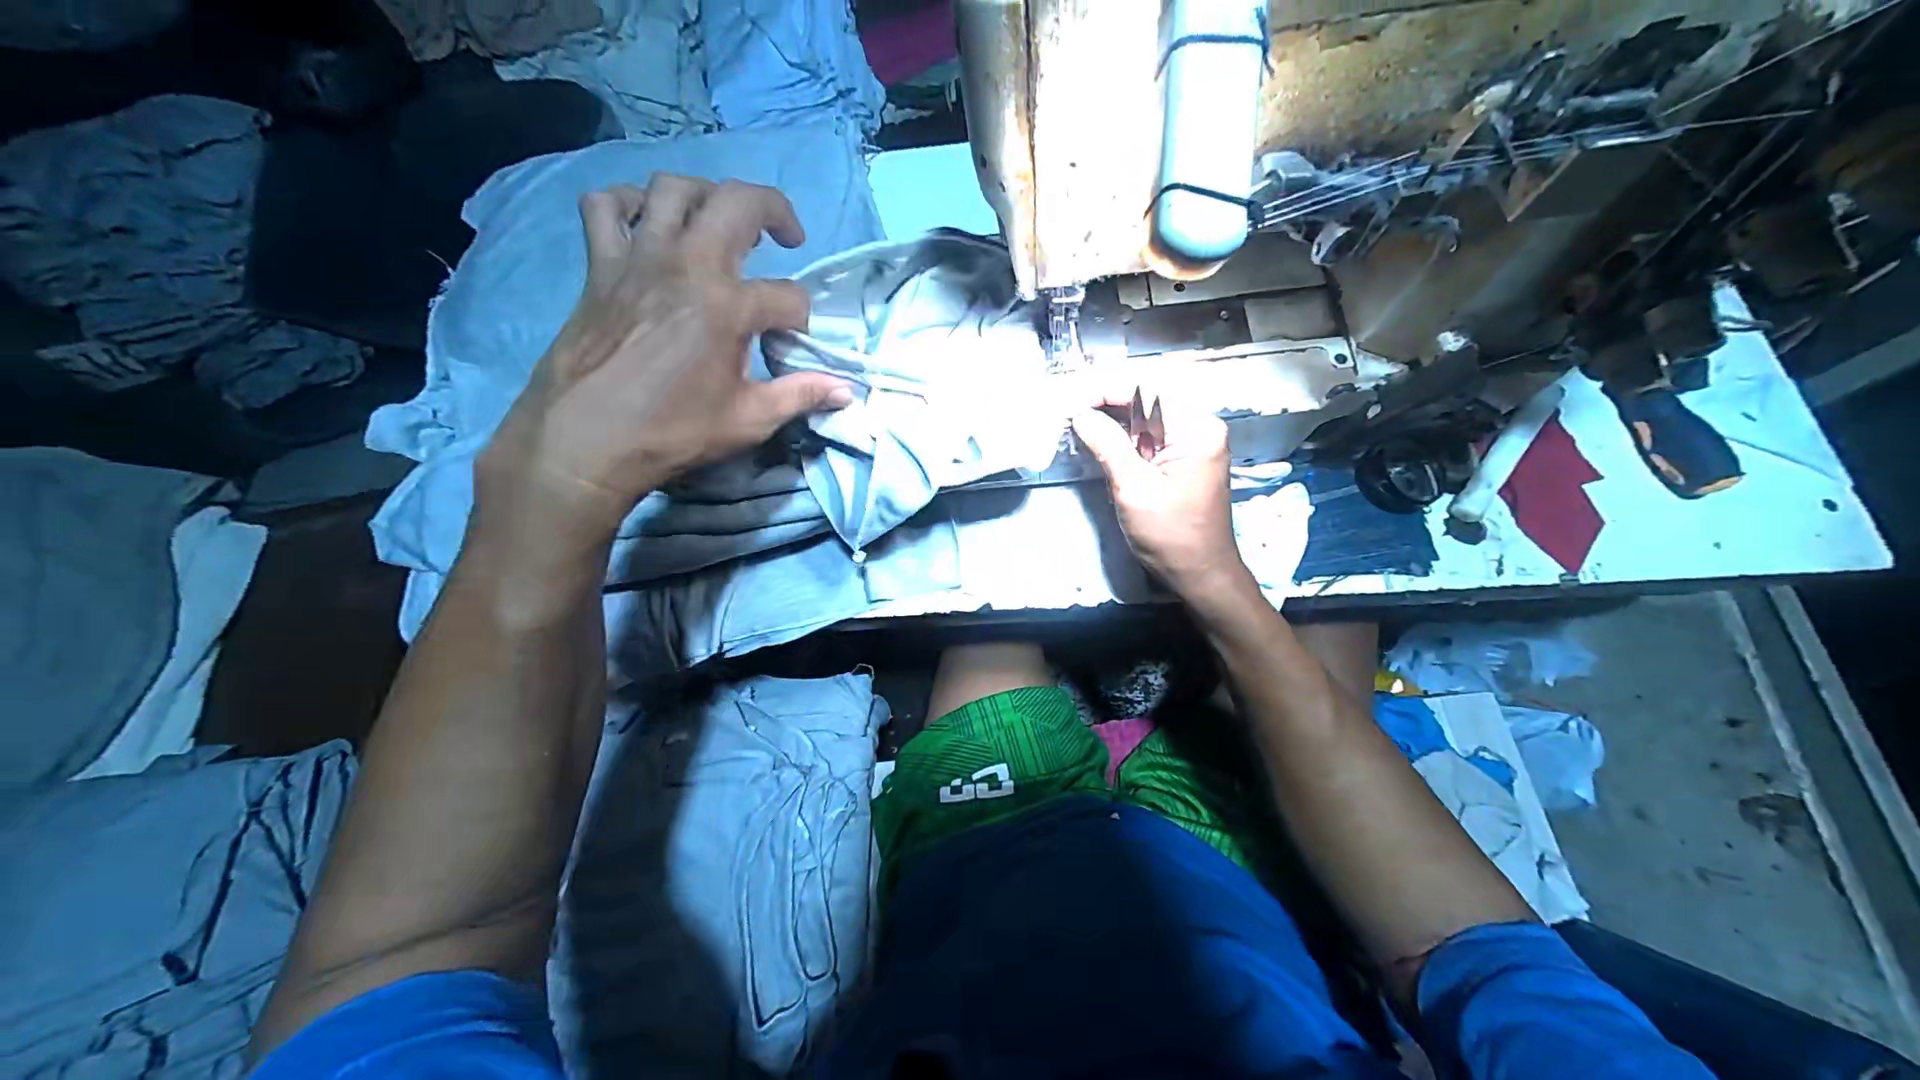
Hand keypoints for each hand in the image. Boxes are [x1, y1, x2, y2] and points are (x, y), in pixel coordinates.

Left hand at [475, 175, 852, 553]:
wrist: (584, 440)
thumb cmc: (671, 432)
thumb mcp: (748, 421)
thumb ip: (800, 395)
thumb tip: (846, 391)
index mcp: (728, 306)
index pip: (788, 297)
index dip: (801, 319)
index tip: (792, 343)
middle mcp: (687, 265)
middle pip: (739, 202)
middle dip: (775, 211)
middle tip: (787, 237)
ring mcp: (638, 258)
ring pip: (674, 188)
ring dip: (707, 195)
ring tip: (721, 223)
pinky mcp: (600, 266)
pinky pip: (605, 207)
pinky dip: (629, 203)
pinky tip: (648, 224)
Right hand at [1071, 369, 1253, 600]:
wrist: (1200, 574)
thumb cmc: (1171, 535)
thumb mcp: (1134, 489)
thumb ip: (1108, 446)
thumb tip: (1081, 414)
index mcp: (1196, 430)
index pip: (1148, 392)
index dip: (1108, 391)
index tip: (1073, 400)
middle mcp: (1198, 429)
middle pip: (1147, 401)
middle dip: (1107, 404)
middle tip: (1070, 410)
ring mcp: (1191, 444)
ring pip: (1145, 419)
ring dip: (1112, 421)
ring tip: (1077, 422)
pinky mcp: (1180, 461)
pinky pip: (1148, 438)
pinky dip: (1122, 438)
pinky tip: (1097, 439)